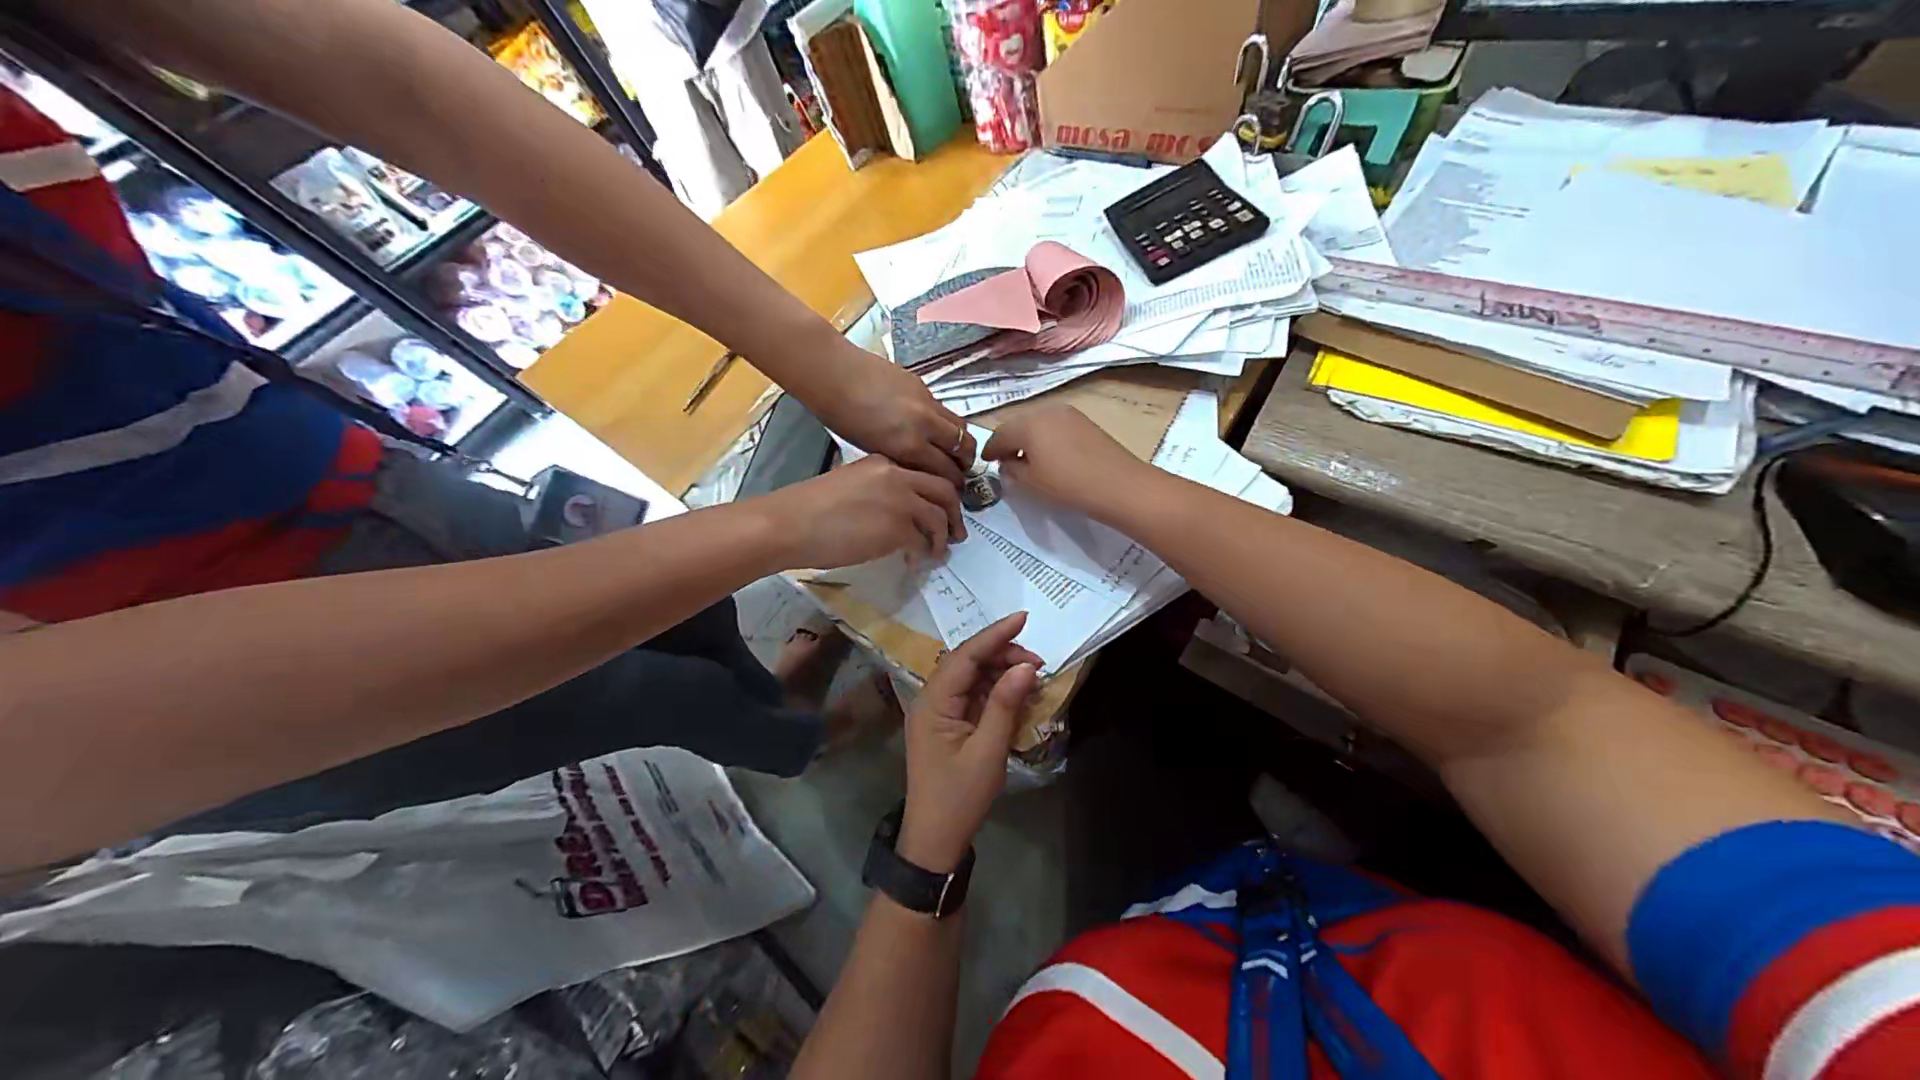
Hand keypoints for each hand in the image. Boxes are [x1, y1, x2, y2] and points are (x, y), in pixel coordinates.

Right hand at [757, 455, 964, 568]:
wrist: (790, 524)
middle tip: (957, 532)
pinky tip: (919, 563)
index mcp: (883, 462)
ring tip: (940, 553)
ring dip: (945, 537)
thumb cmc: (808, 509)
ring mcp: (900, 501)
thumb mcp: (848, 486)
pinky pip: (924, 542)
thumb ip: (876, 492)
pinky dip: (927, 554)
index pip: (924, 473)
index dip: (938, 493)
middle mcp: (897, 476)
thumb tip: (892, 515)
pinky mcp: (898, 528)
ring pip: (939, 517)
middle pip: (944, 490)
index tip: (942, 509)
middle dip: (955, 512)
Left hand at [803, 339, 974, 528]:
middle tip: (961, 470)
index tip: (954, 488)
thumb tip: (922, 467)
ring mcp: (927, 402)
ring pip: (960, 425)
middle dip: (966, 462)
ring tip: (954, 449)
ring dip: (961, 440)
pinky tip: (930, 427)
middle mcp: (925, 424)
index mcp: (909, 446)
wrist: (834, 374)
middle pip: (964, 446)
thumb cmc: (842, 418)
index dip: (954, 482)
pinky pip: (943, 408)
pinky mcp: (923, 386)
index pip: (947, 470)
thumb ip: (903, 459)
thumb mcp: (872, 449)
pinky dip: (944, 422)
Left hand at [898, 613, 1041, 873]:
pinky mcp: (947, 723)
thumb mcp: (988, 751)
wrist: (935, 838)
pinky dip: (995, 691)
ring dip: (1001, 672)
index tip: (1023, 618)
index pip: (965, 655)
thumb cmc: (959, 797)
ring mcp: (938, 711)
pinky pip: (972, 695)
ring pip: (971, 676)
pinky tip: (1019, 693)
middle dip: (1002, 654)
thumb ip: (1005, 705)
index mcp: (932, 702)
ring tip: (1033, 676)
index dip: (995, 634)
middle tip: (1038, 662)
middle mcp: (930, 699)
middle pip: (967, 662)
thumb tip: (1026, 667)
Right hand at [982, 404, 1147, 523]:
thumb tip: (1008, 462)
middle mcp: (1045, 411)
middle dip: (1009, 440)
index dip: (990, 449)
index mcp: (1027, 424)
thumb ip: (1012, 470)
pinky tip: (1049, 454)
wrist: (1119, 484)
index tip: (985, 461)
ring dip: (1028, 437)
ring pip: (1038, 422)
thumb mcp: (1031, 483)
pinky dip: (1046, 436)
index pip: (1000, 434)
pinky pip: (1055, 425)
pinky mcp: (1084, 421)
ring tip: (1027, 458)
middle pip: (1018, 424)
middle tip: (1004, 459)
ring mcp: (1068, 413)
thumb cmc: (1068, 485)